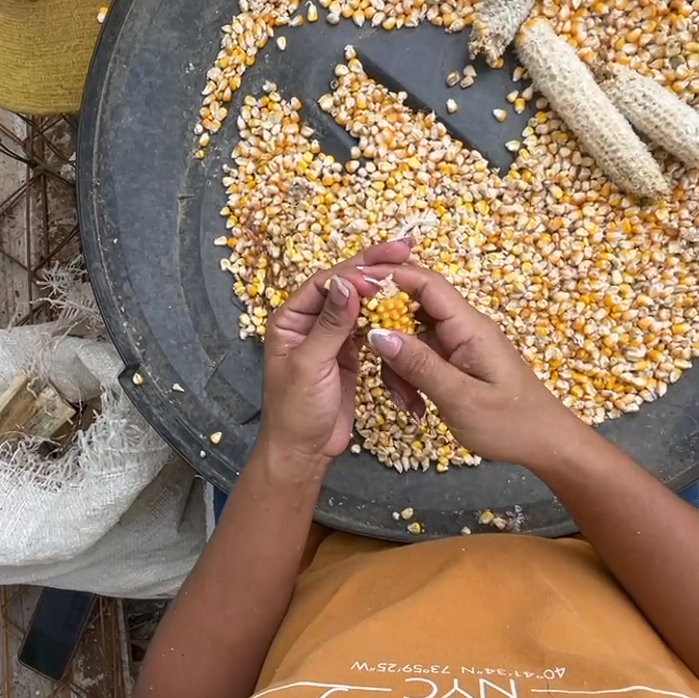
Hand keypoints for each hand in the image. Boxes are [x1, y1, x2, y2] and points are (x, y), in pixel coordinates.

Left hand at [258, 240, 412, 470]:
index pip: (324, 284)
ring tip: (409, 265)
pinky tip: (403, 299)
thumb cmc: (295, 411)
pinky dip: (384, 311)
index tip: (384, 268)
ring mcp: (329, 336)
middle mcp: (307, 322)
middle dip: (372, 267)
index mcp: (289, 320)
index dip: (353, 272)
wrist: (303, 450)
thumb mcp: (310, 365)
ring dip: (381, 285)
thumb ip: (330, 325)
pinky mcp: (347, 352)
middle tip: (405, 247)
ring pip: (357, 302)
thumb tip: (346, 282)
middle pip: (342, 285)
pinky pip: (367, 324)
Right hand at [364, 264, 580, 466]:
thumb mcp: (460, 398)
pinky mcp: (453, 362)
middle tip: (365, 355)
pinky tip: (413, 407)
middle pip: (411, 307)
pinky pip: (418, 358)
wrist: (546, 446)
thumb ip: (418, 365)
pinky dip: (407, 378)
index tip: (351, 286)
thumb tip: (377, 333)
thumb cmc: (511, 424)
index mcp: (469, 327)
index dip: (388, 276)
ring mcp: (457, 345)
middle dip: (384, 330)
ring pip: (409, 338)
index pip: (425, 283)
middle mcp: (461, 328)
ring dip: (396, 367)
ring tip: (405, 403)